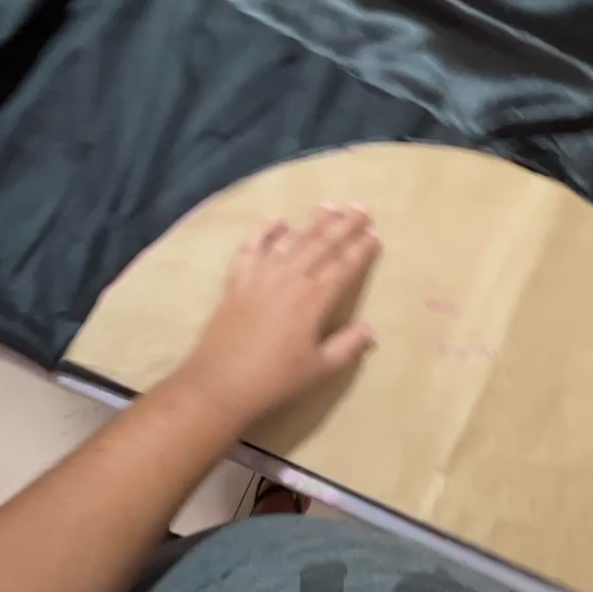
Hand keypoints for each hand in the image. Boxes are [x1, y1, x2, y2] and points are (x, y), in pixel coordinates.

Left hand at [167, 202, 379, 426]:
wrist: (218, 385)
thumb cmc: (274, 381)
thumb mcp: (319, 370)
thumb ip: (346, 347)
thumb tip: (370, 331)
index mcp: (313, 301)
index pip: (343, 267)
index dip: (360, 250)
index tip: (374, 234)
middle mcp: (288, 280)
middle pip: (321, 245)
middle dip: (344, 226)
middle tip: (361, 208)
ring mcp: (259, 277)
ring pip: (292, 241)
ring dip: (312, 222)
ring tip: (329, 206)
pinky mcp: (236, 281)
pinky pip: (251, 247)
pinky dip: (264, 231)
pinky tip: (277, 219)